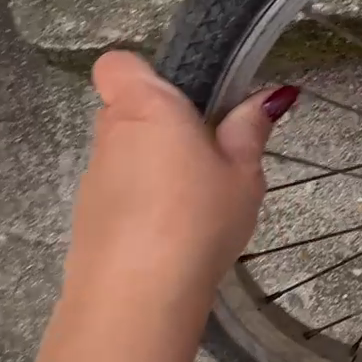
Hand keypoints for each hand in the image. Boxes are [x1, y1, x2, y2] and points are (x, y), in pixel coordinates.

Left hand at [61, 51, 294, 307]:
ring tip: (201, 202)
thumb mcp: (243, 173)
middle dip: (166, 125)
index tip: (189, 99)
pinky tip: (176, 233)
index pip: (119, 64)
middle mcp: (110, 135)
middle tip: (213, 154)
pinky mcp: (89, 219)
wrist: (137, 297)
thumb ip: (250, 129)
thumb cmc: (197, 218)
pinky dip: (145, 202)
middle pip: (129, 111)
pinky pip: (122, 193)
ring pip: (127, 155)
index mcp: (145, 108)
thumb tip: (273, 95)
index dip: (149, 74)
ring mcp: (94, 179)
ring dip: (157, 167)